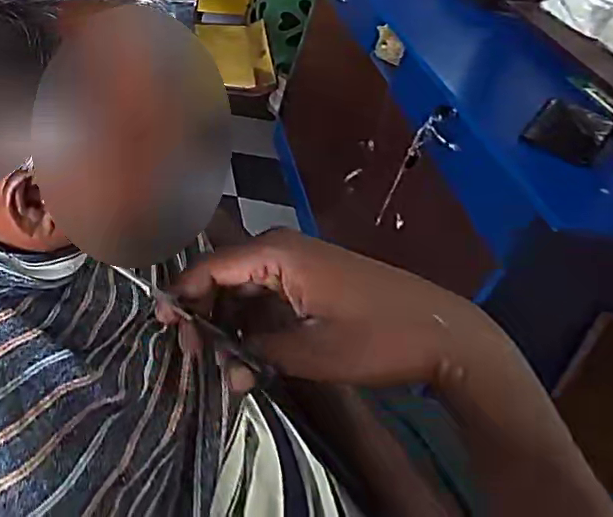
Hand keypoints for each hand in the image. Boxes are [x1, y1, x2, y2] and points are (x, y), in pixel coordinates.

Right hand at [166, 230, 513, 392]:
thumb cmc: (380, 337)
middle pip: (222, 273)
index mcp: (275, 252)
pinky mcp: (308, 274)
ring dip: (227, 318)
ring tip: (219, 356)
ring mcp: (295, 258)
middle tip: (192, 349)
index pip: (210, 267)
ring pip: (242, 283)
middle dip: (203, 310)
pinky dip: (250, 316)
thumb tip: (225, 366)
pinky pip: (263, 289)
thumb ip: (261, 353)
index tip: (162, 321)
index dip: (182, 293)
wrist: (449, 333)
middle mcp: (278, 246)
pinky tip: (246, 346)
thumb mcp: (316, 354)